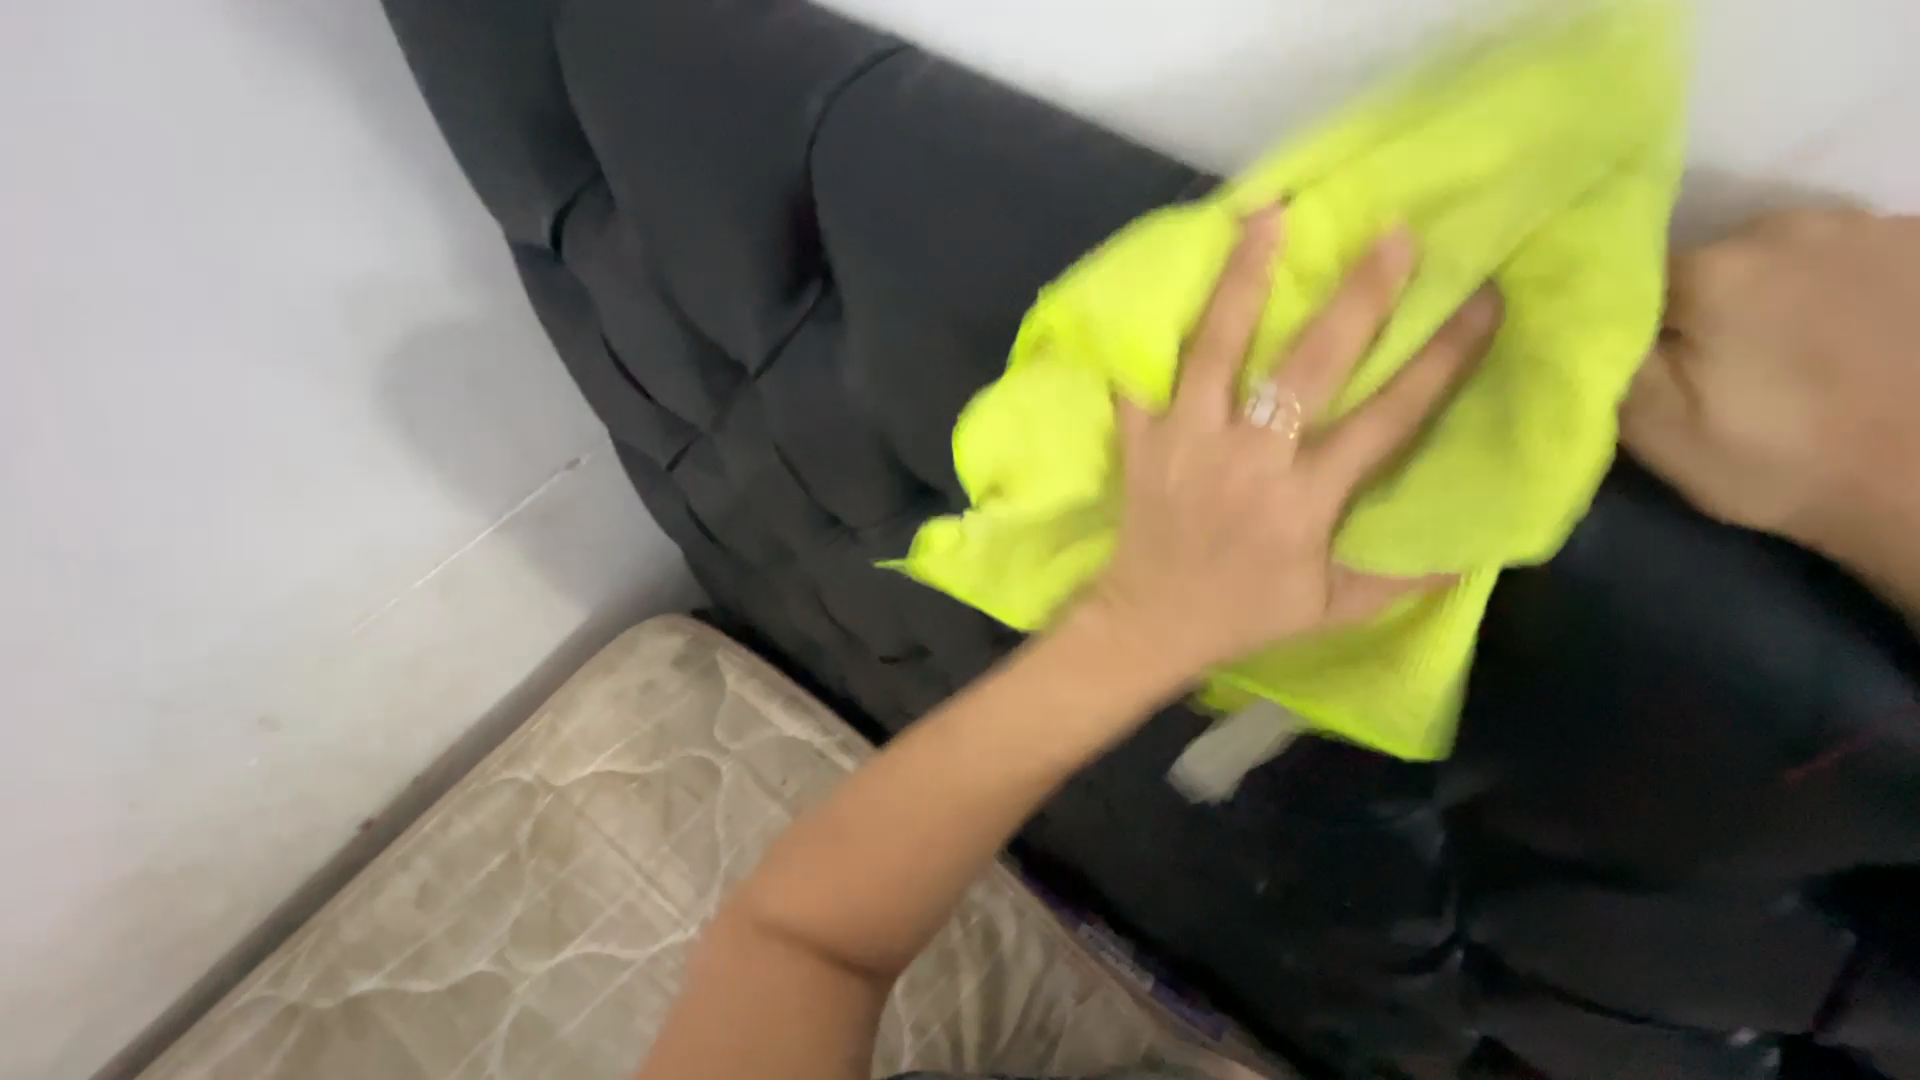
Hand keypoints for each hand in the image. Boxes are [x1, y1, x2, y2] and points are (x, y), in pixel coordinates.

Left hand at [1085, 205, 1503, 675]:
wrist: (1148, 624)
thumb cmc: (1243, 615)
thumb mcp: (1331, 611)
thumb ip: (1399, 581)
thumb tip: (1473, 549)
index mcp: (1304, 502)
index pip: (1387, 420)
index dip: (1440, 360)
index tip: (1483, 302)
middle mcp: (1248, 462)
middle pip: (1307, 367)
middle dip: (1357, 297)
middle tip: (1395, 233)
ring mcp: (1186, 445)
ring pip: (1215, 352)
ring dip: (1241, 282)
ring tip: (1266, 217)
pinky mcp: (1140, 444)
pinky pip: (1139, 380)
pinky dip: (1145, 336)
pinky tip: (1159, 282)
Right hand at [1621, 209, 1919, 580]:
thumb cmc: (1774, 462)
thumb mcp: (1652, 427)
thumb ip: (1601, 359)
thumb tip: (1565, 315)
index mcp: (1714, 268)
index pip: (1630, 279)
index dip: (1626, 323)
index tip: (1638, 365)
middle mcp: (1792, 226)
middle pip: (1709, 260)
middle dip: (1699, 305)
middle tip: (1711, 367)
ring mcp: (1874, 229)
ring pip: (1779, 256)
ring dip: (1769, 295)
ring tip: (1783, 355)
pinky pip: (1846, 259)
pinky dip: (1833, 292)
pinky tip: (1843, 340)